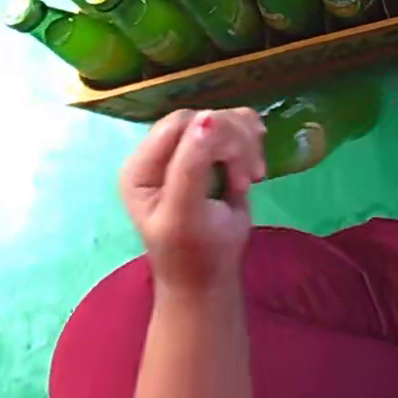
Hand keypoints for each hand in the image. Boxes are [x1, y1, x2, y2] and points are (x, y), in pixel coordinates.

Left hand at [121, 109, 266, 294]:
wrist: (210, 279)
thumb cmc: (193, 254)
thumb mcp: (185, 214)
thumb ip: (191, 166)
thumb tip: (208, 118)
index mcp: (141, 166)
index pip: (179, 124)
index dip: (212, 132)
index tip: (236, 162)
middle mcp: (162, 152)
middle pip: (204, 118)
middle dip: (233, 141)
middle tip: (248, 178)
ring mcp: (189, 150)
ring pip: (225, 119)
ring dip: (246, 144)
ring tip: (251, 178)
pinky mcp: (214, 151)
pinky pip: (238, 126)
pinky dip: (253, 142)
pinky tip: (256, 169)